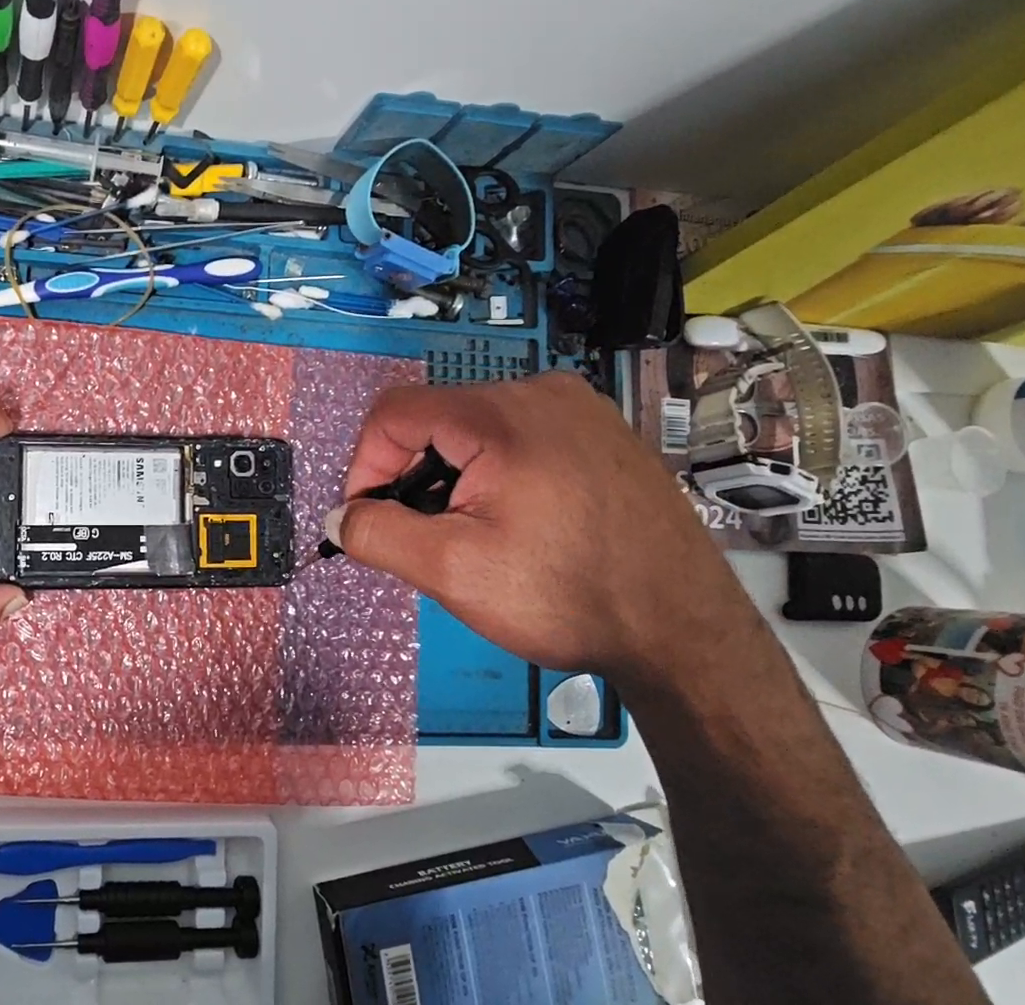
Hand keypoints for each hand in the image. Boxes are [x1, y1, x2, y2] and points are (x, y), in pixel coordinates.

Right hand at [325, 374, 765, 680]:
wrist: (684, 631)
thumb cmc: (564, 596)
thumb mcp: (452, 570)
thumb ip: (377, 534)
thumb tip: (340, 516)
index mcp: (501, 414)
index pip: (393, 411)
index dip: (365, 465)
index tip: (371, 518)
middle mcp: (543, 393)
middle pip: (436, 419)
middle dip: (412, 477)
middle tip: (425, 538)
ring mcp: (581, 411)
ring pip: (476, 431)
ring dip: (453, 479)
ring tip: (473, 537)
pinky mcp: (604, 435)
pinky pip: (521, 439)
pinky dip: (495, 476)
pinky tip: (516, 525)